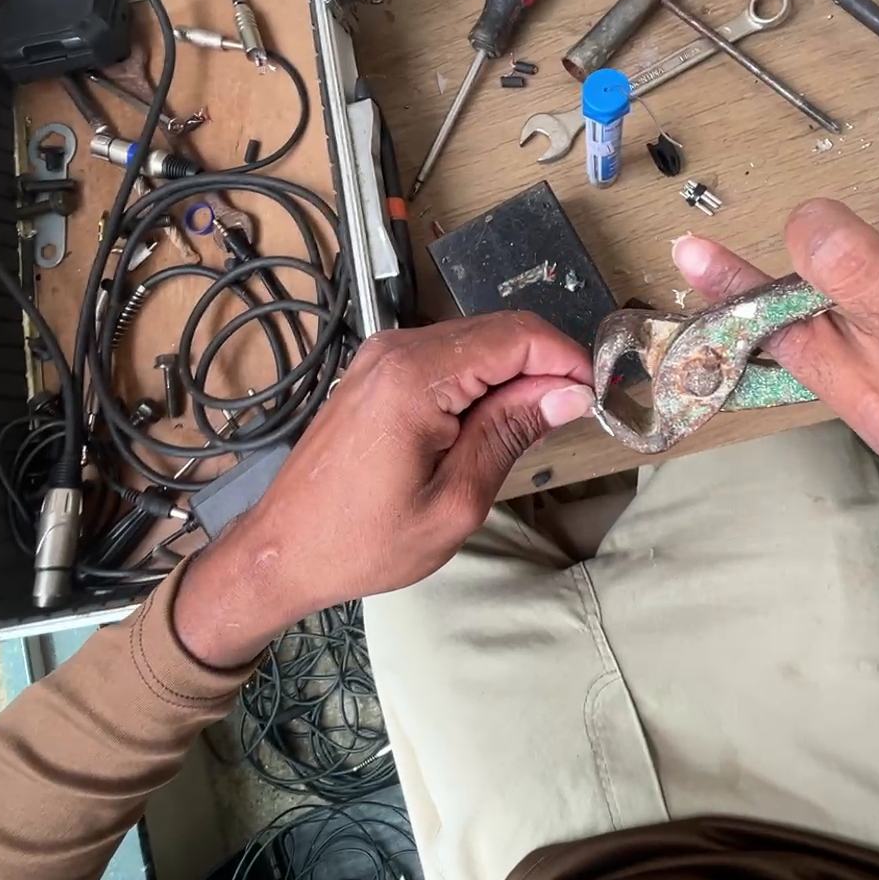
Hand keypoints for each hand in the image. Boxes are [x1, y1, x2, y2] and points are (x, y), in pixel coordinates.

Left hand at [173, 312, 594, 665]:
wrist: (283, 549)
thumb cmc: (365, 541)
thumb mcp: (455, 501)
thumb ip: (512, 432)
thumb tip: (569, 392)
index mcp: (416, 376)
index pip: (517, 337)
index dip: (566, 359)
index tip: (595, 396)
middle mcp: (397, 348)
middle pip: (498, 330)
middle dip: (544, 365)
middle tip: (570, 415)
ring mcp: (381, 355)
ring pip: (474, 341)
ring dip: (514, 372)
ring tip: (531, 425)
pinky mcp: (376, 370)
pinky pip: (446, 356)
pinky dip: (480, 378)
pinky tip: (490, 419)